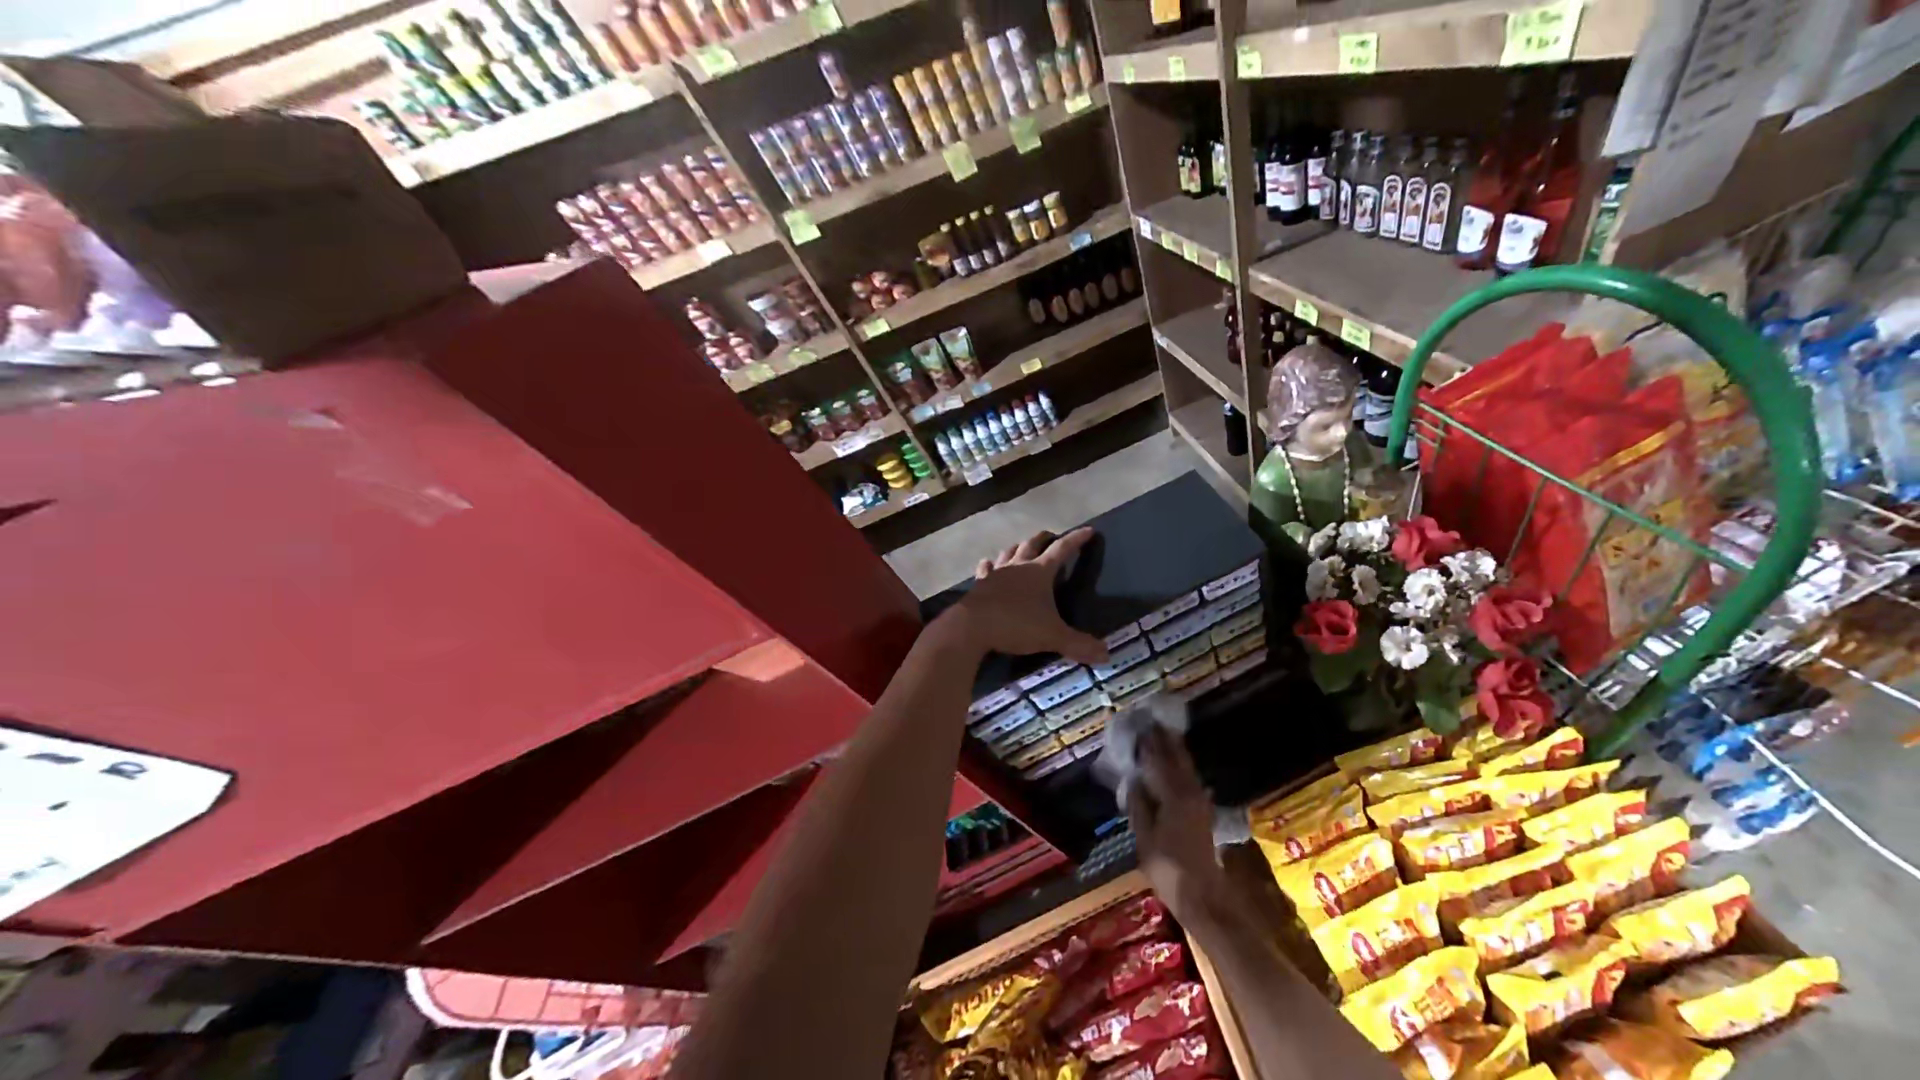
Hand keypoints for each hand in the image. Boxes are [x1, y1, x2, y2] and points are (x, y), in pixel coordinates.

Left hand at [938, 528, 1107, 664]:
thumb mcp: (1052, 636)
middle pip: (1032, 544)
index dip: (1077, 539)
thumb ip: (1078, 644)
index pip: (1062, 549)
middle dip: (1044, 538)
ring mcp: (996, 574)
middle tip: (1050, 536)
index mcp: (1040, 572)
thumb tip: (1106, 655)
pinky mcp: (979, 585)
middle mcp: (1018, 566)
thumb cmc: (1016, 625)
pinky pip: (985, 570)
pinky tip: (987, 564)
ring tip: (1021, 547)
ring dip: (1017, 548)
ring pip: (1009, 552)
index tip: (1088, 530)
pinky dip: (989, 566)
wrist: (971, 627)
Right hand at [1127, 727, 1228, 925]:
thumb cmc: (1168, 868)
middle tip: (1151, 723)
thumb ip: (1138, 805)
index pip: (1159, 759)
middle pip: (1177, 758)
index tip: (1140, 724)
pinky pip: (1189, 779)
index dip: (1149, 741)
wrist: (1202, 896)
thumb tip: (1133, 779)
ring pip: (1186, 768)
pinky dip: (1179, 767)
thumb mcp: (1144, 837)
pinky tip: (1172, 766)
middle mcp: (1191, 792)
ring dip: (1174, 751)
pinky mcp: (1203, 812)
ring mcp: (1200, 802)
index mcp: (1174, 795)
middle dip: (1165, 740)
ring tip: (1160, 737)